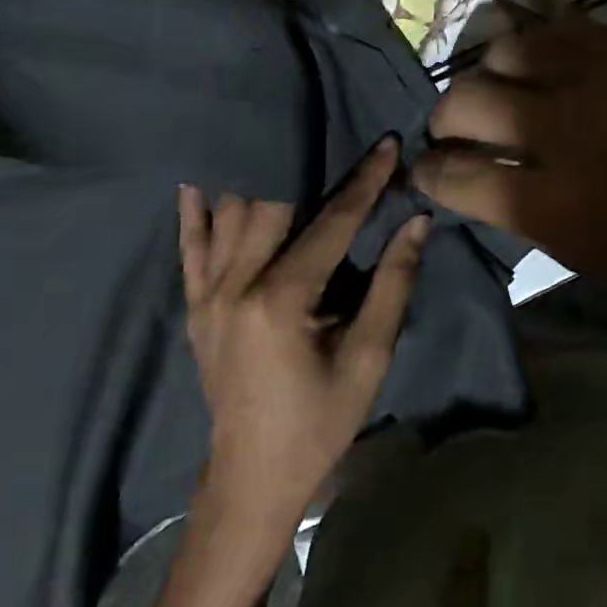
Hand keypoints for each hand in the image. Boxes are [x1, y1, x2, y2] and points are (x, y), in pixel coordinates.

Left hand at [179, 138, 428, 515]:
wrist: (253, 476)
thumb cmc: (320, 421)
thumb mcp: (369, 357)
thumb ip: (392, 283)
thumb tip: (417, 222)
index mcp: (280, 300)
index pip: (331, 222)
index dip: (365, 182)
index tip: (387, 144)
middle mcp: (234, 285)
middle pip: (272, 203)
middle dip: (307, 162)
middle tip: (332, 129)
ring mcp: (206, 294)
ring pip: (229, 213)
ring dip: (255, 173)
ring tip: (277, 135)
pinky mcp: (194, 305)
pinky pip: (190, 246)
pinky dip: (195, 209)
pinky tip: (200, 175)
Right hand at [412, 7, 606, 279]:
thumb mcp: (577, 252)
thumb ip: (514, 212)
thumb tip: (464, 175)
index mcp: (550, 203)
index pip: (457, 176)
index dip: (428, 171)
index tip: (421, 166)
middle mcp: (563, 134)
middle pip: (468, 101)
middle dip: (444, 115)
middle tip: (451, 125)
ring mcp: (594, 83)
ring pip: (507, 50)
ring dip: (486, 68)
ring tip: (493, 83)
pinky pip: (558, 21)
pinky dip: (529, 22)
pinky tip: (516, 31)